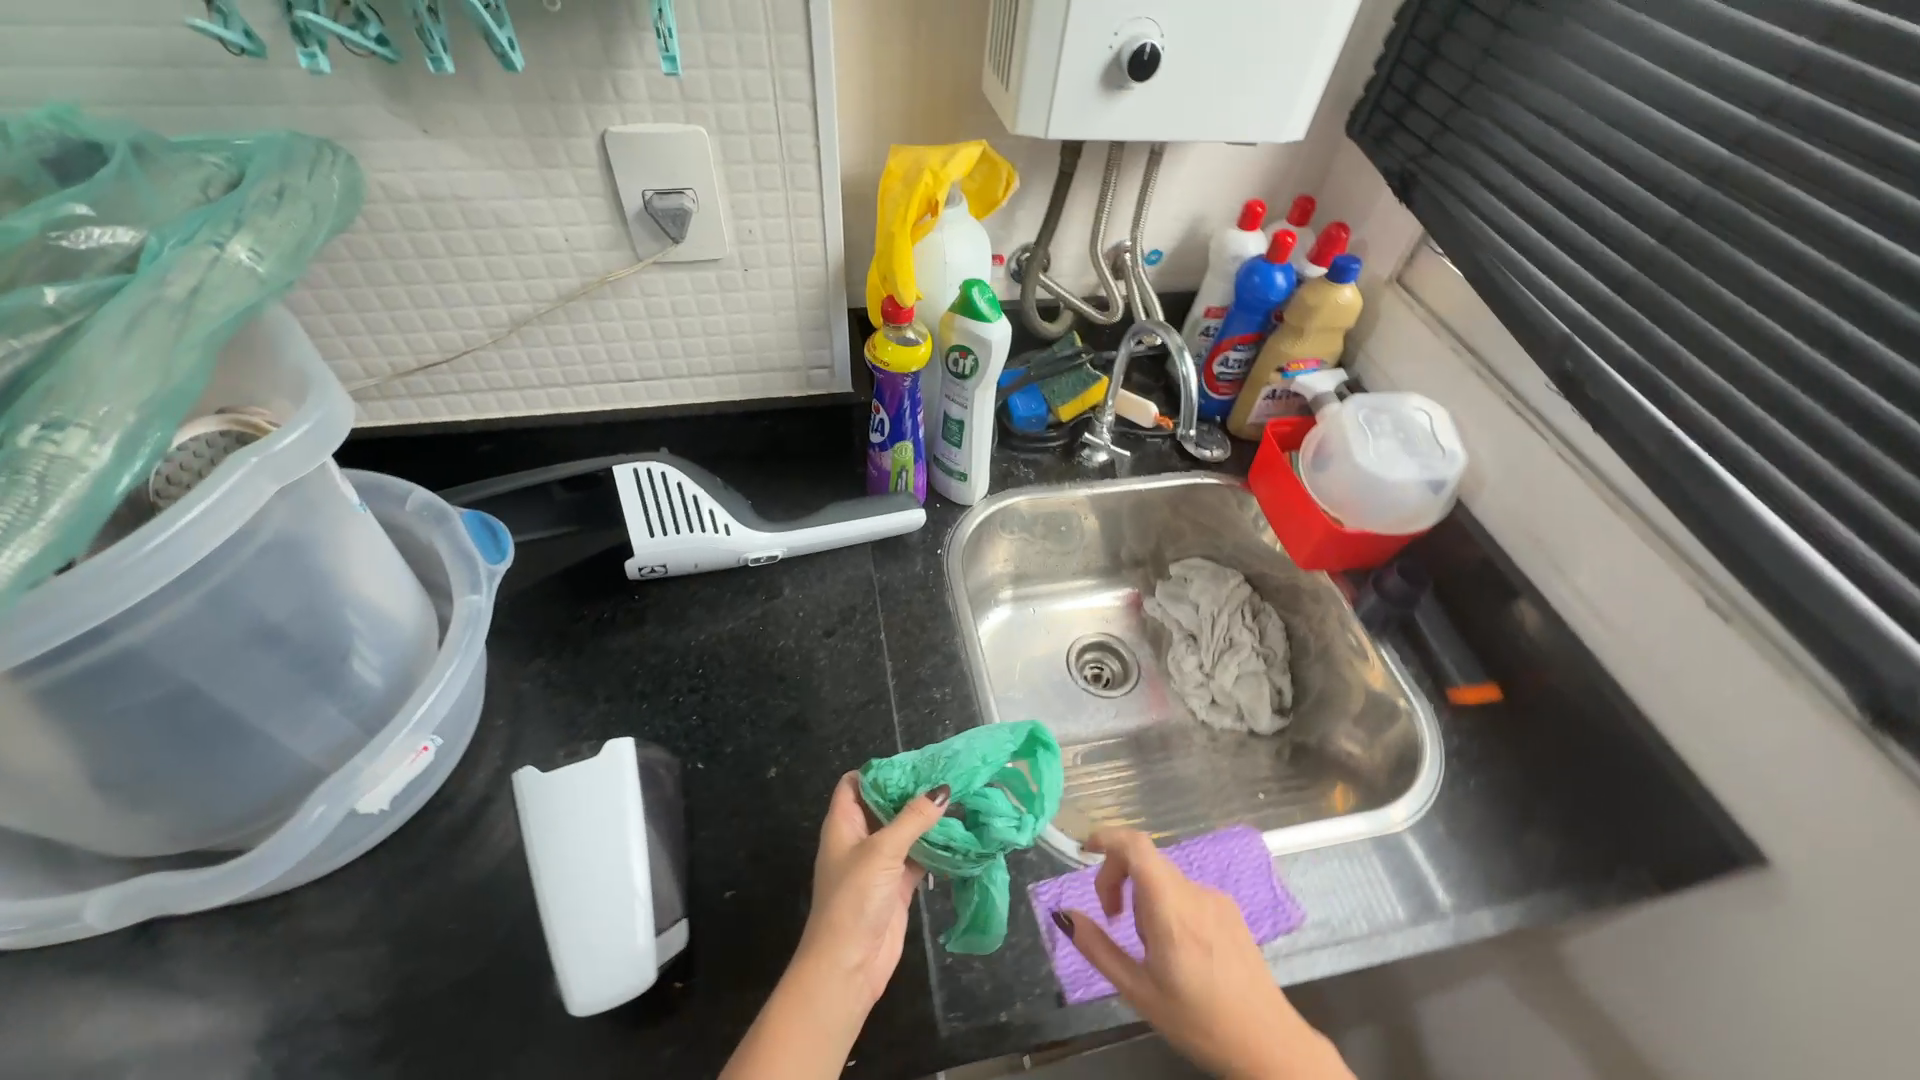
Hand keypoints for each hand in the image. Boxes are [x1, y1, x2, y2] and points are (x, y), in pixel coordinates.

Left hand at [794, 771, 947, 1006]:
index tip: (913, 763)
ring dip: (928, 819)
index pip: (854, 784)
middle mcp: (860, 839)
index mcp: (843, 824)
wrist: (848, 965)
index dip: (879, 771)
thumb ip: (912, 818)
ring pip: (905, 831)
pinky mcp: (898, 885)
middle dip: (912, 792)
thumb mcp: (882, 851)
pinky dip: (937, 848)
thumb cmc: (854, 899)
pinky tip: (962, 836)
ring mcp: (879, 863)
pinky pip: (919, 857)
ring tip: (961, 799)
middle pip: (884, 805)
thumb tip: (943, 789)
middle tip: (948, 776)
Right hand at [1051, 829, 1352, 1079]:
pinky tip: (1176, 951)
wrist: (1268, 1044)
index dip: (1106, 837)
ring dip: (1143, 900)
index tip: (1084, 850)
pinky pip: (1186, 893)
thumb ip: (1097, 947)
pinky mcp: (1230, 910)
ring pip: (1164, 880)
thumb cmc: (1197, 1022)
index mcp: (1171, 910)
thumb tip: (1064, 914)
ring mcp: (1217, 899)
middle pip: (1145, 862)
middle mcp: (1196, 894)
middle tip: (1111, 920)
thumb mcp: (1137, 991)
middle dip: (1118, 881)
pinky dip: (1166, 907)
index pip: (1136, 847)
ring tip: (1149, 950)